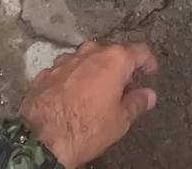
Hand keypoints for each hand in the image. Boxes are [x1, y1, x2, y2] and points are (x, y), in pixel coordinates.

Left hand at [19, 39, 159, 167]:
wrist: (41, 139)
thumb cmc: (87, 128)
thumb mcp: (119, 122)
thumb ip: (137, 103)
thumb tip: (150, 95)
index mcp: (114, 58)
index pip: (139, 51)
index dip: (148, 61)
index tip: (150, 72)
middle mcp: (91, 51)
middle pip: (112, 50)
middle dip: (120, 65)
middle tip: (124, 85)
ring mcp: (66, 58)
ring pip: (88, 58)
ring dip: (96, 69)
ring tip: (97, 90)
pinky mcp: (47, 71)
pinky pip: (67, 69)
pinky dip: (75, 77)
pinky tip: (73, 95)